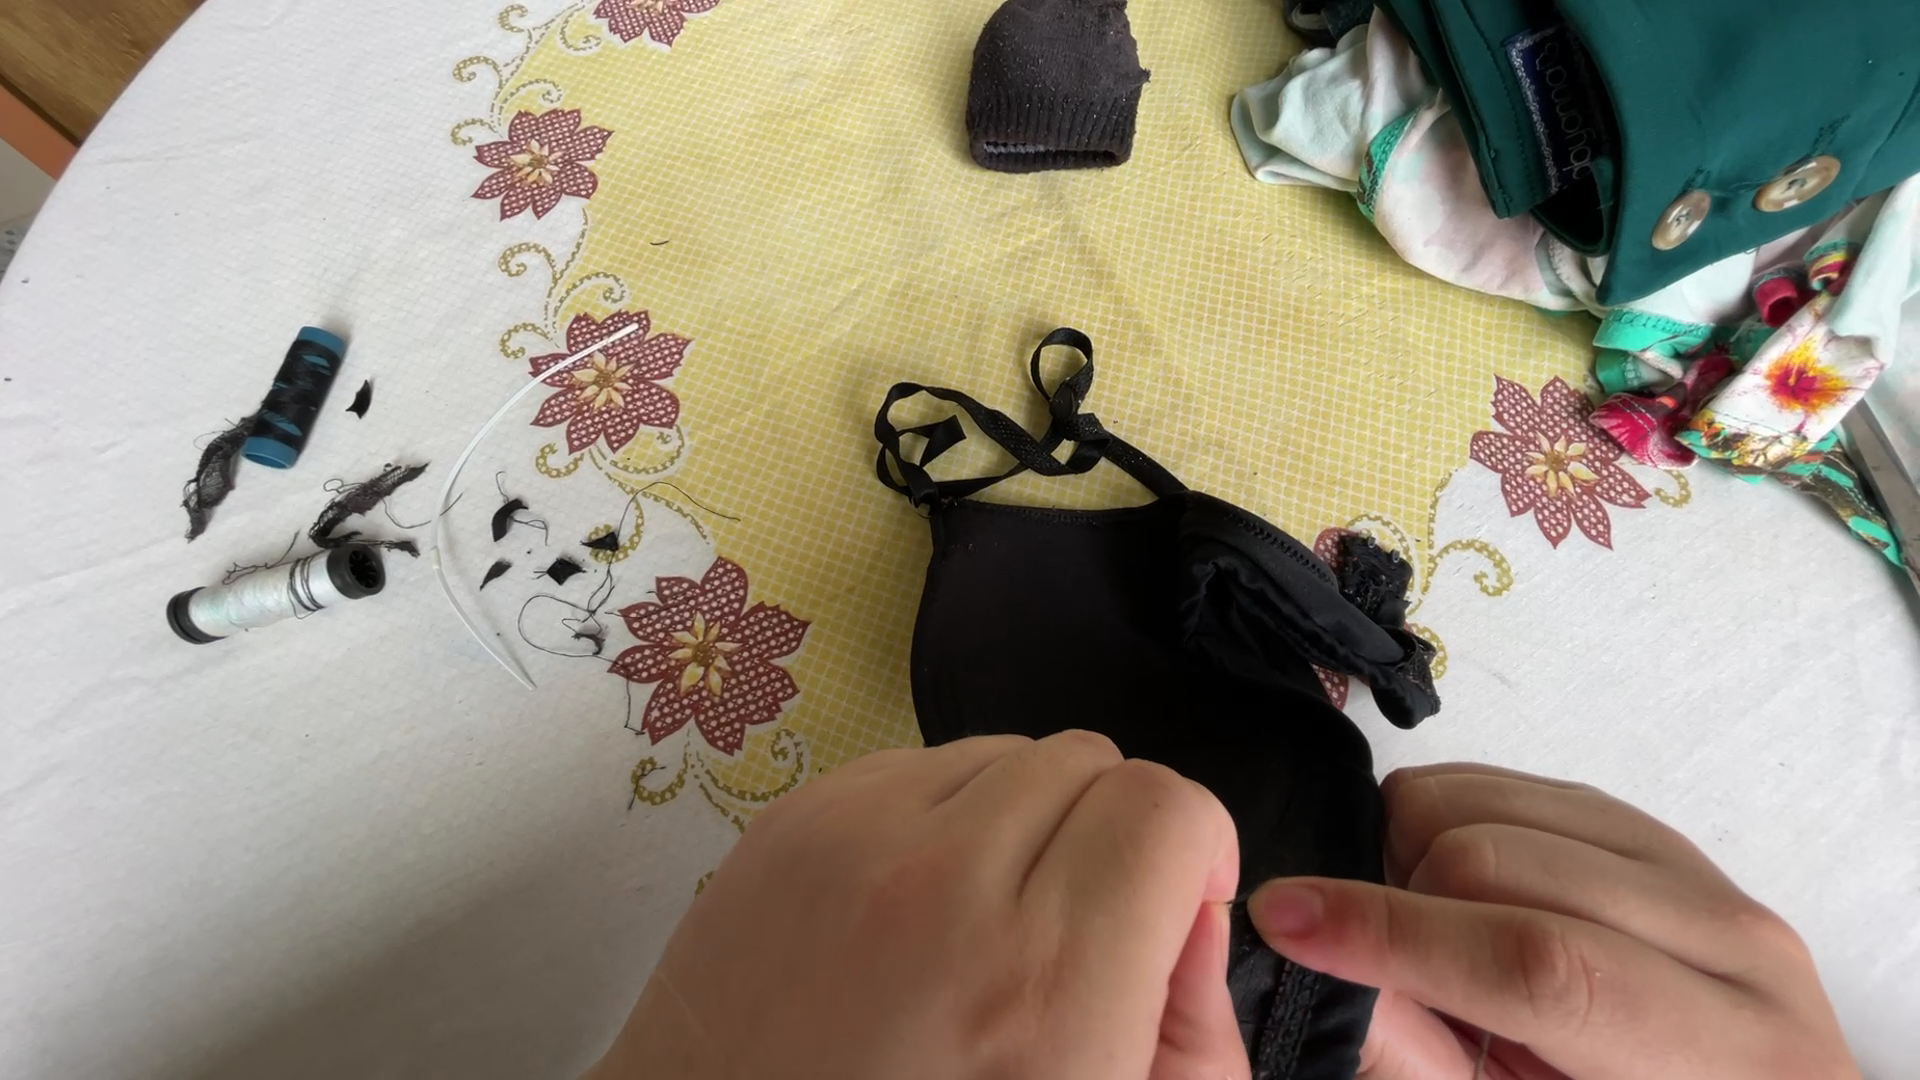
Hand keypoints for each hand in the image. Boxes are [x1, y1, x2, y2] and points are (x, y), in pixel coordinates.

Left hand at [586, 731, 1248, 1079]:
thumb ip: (1195, 1028)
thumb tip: (1191, 908)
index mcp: (1043, 982)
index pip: (1164, 804)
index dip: (1193, 845)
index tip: (1173, 897)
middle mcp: (943, 882)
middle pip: (1086, 758)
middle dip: (1106, 827)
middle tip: (1072, 912)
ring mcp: (852, 831)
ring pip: (1003, 749)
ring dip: (1019, 813)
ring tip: (981, 908)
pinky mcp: (793, 814)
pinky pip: (917, 763)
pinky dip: (941, 812)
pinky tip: (911, 896)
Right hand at [1247, 764, 1858, 1078]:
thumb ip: (1406, 1051)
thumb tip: (1298, 950)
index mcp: (1726, 1056)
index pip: (1537, 963)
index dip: (1392, 934)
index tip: (1278, 918)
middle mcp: (1727, 937)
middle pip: (1487, 860)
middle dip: (1400, 901)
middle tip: (1399, 962)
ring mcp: (1674, 856)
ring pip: (1468, 800)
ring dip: (1407, 856)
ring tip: (1435, 926)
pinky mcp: (1618, 813)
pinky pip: (1472, 778)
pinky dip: (1424, 822)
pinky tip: (1455, 888)